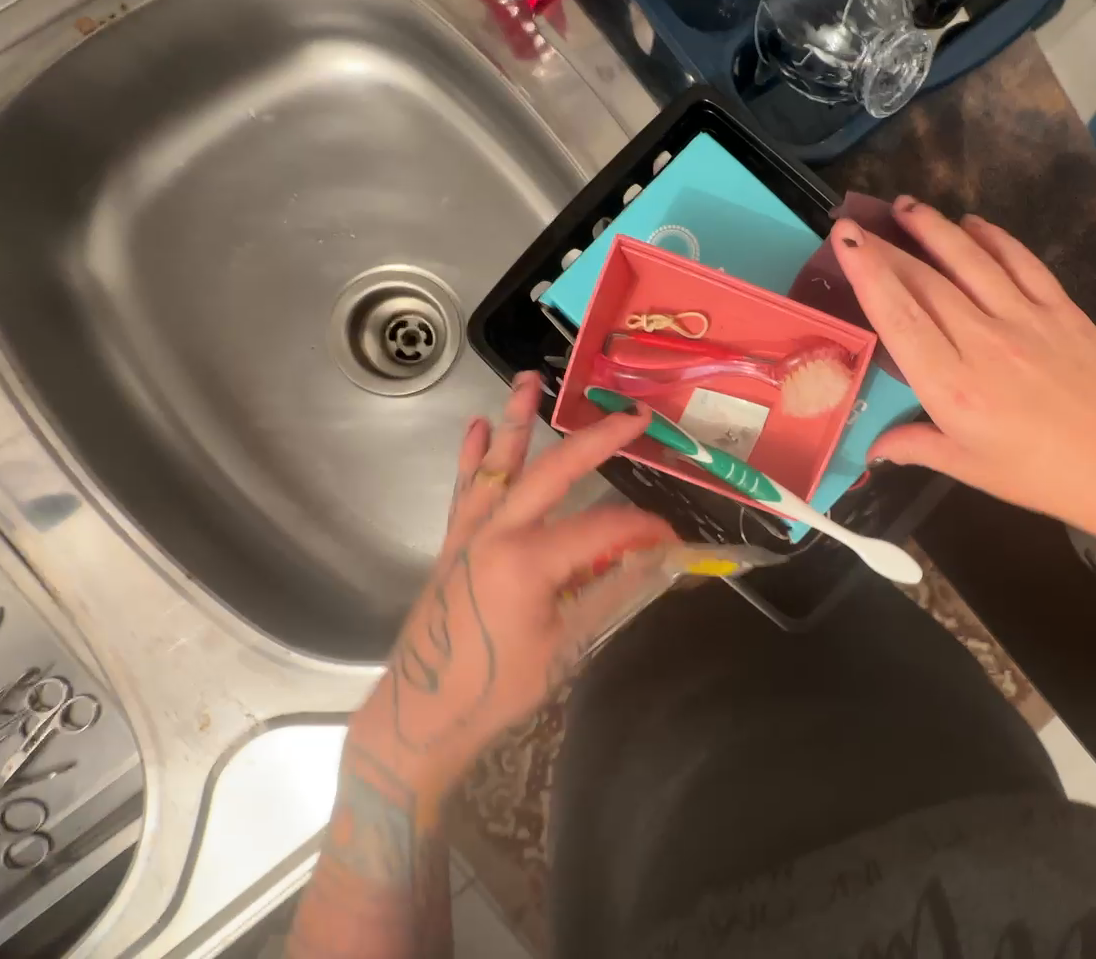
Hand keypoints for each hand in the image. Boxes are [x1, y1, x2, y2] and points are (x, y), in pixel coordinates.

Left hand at [355, 374, 676, 780]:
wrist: (422, 716)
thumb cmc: (497, 689)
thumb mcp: (567, 644)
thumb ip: (610, 591)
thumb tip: (655, 558)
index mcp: (530, 560)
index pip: (606, 528)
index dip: (645, 529)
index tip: (673, 539)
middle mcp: (497, 533)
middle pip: (555, 472)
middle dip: (598, 439)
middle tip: (632, 415)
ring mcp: (470, 535)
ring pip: (499, 466)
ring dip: (516, 421)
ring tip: (528, 379)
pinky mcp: (453, 545)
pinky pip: (466, 491)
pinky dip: (471, 458)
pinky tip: (475, 427)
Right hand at [830, 198, 1095, 583]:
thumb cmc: (1041, 477)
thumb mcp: (969, 469)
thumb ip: (916, 447)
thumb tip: (874, 449)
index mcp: (952, 386)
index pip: (898, 316)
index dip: (867, 272)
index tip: (845, 239)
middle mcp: (982, 341)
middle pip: (926, 281)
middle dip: (887, 247)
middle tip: (859, 223)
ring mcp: (1025, 318)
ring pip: (970, 259)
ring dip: (934, 227)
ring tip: (906, 205)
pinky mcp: (1061, 309)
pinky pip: (1021, 261)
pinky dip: (994, 237)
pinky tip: (973, 224)